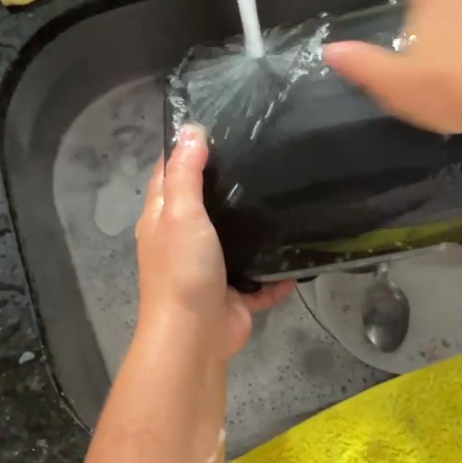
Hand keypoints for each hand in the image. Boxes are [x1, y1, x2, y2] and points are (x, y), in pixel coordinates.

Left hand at [134, 124, 293, 363]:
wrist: (196, 337)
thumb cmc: (183, 270)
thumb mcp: (181, 212)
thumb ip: (186, 173)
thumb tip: (191, 130)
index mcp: (163, 220)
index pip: (170, 173)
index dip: (187, 149)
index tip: (218, 125)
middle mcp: (183, 242)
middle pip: (205, 206)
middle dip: (228, 185)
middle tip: (263, 158)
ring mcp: (209, 270)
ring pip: (235, 242)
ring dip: (255, 230)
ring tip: (287, 198)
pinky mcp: (234, 296)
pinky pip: (260, 280)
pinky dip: (276, 275)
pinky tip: (298, 258)